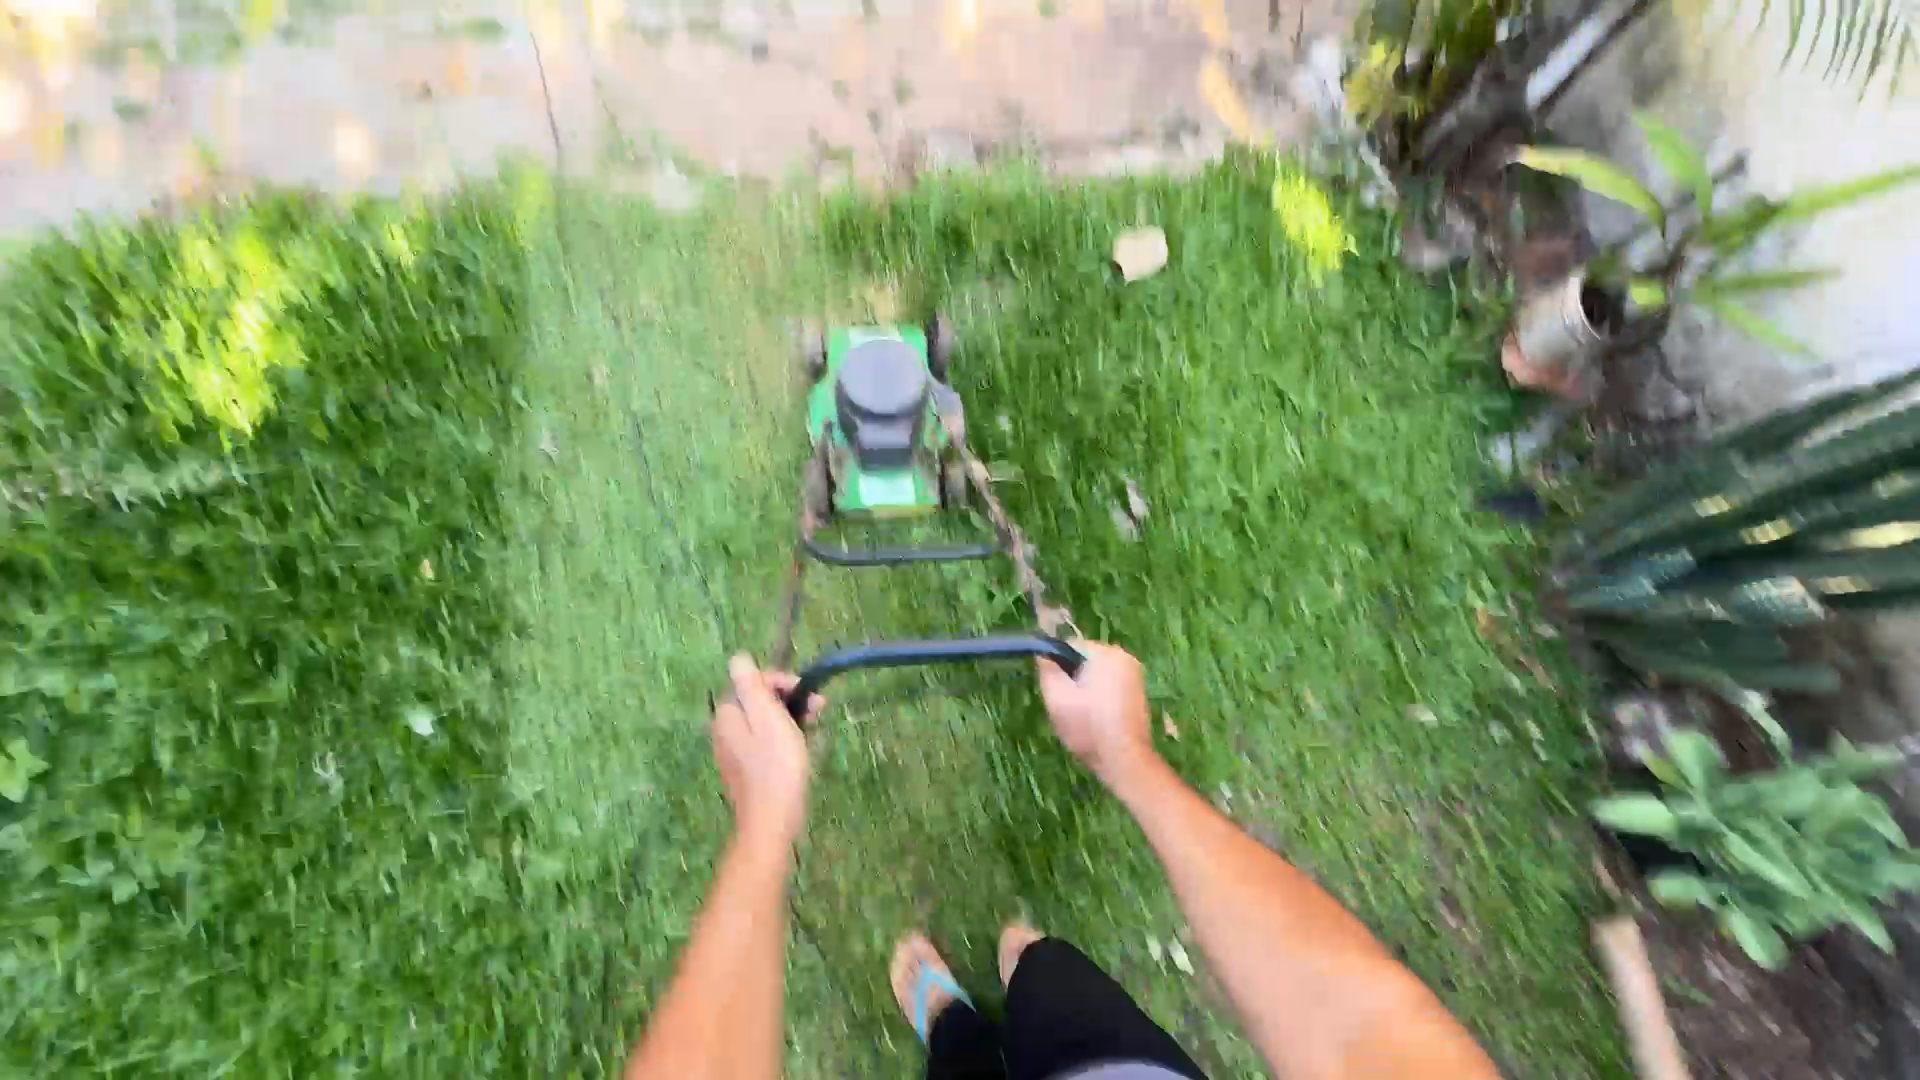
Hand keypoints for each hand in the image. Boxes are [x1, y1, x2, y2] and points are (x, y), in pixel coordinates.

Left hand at [713, 655, 821, 847]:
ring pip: (763, 720)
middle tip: (818, 708)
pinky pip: (765, 740)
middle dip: (788, 698)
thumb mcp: (767, 717)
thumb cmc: (775, 764)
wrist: (772, 819)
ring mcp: (734, 751)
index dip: (780, 681)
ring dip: (790, 716)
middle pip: (757, 700)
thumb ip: (751, 685)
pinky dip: (784, 736)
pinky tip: (802, 745)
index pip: (751, 681)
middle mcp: (724, 730)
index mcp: (727, 714)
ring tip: (815, 724)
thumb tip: (738, 658)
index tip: (806, 692)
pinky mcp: (746, 769)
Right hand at [1036, 641, 1155, 785]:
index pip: (1070, 647)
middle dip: (1072, 678)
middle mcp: (1125, 658)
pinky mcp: (1138, 695)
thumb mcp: (1057, 698)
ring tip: (1080, 716)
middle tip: (1066, 705)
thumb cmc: (1089, 727)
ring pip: (1096, 675)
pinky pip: (1109, 687)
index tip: (1055, 690)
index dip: (1057, 666)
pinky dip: (1099, 698)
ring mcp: (1135, 677)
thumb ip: (1047, 670)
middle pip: (1085, 660)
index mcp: (1107, 654)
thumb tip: (1044, 654)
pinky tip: (1095, 720)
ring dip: (1084, 690)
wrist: (1125, 760)